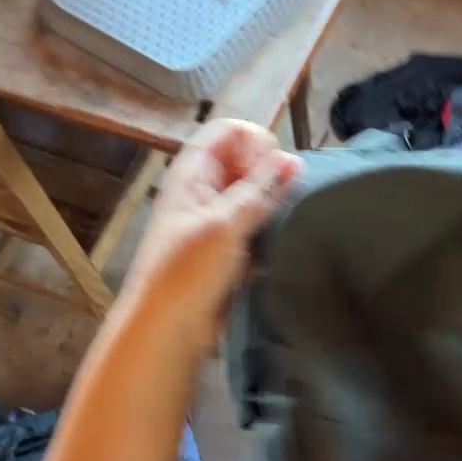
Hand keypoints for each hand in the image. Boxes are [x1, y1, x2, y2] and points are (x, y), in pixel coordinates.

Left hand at [122, 119, 300, 348]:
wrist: (170, 328)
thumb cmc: (187, 273)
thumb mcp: (226, 224)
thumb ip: (260, 190)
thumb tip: (291, 162)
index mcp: (193, 173)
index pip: (231, 132)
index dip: (256, 142)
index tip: (275, 170)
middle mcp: (205, 192)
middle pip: (246, 163)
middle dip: (270, 174)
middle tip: (284, 200)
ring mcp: (217, 222)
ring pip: (254, 198)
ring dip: (273, 206)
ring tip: (285, 222)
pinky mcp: (230, 251)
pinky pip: (257, 229)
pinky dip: (270, 232)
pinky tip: (280, 244)